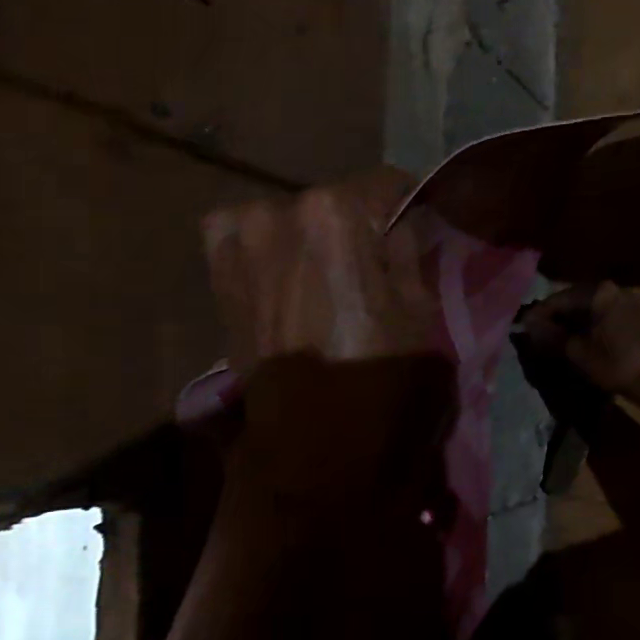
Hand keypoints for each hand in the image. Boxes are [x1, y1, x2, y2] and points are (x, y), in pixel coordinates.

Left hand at [202, 167, 432, 369]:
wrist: (312, 454)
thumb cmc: (382, 385)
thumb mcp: (422, 315)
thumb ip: (408, 257)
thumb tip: (398, 229)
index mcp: (333, 213)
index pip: (387, 185)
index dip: (408, 211)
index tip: (416, 238)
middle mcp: (275, 213)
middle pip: (333, 206)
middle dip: (357, 232)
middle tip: (372, 275)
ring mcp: (236, 244)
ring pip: (290, 224)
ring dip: (311, 245)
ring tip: (327, 289)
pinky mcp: (217, 280)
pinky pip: (246, 244)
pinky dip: (268, 256)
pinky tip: (286, 287)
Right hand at [514, 282, 639, 398]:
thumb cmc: (615, 365)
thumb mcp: (577, 352)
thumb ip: (551, 335)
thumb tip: (528, 324)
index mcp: (600, 292)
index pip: (560, 299)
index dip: (540, 314)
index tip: (524, 326)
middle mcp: (616, 289)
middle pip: (577, 299)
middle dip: (558, 316)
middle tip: (540, 332)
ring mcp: (632, 301)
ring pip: (594, 307)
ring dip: (575, 320)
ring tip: (560, 337)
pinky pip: (609, 314)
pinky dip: (593, 324)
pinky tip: (585, 339)